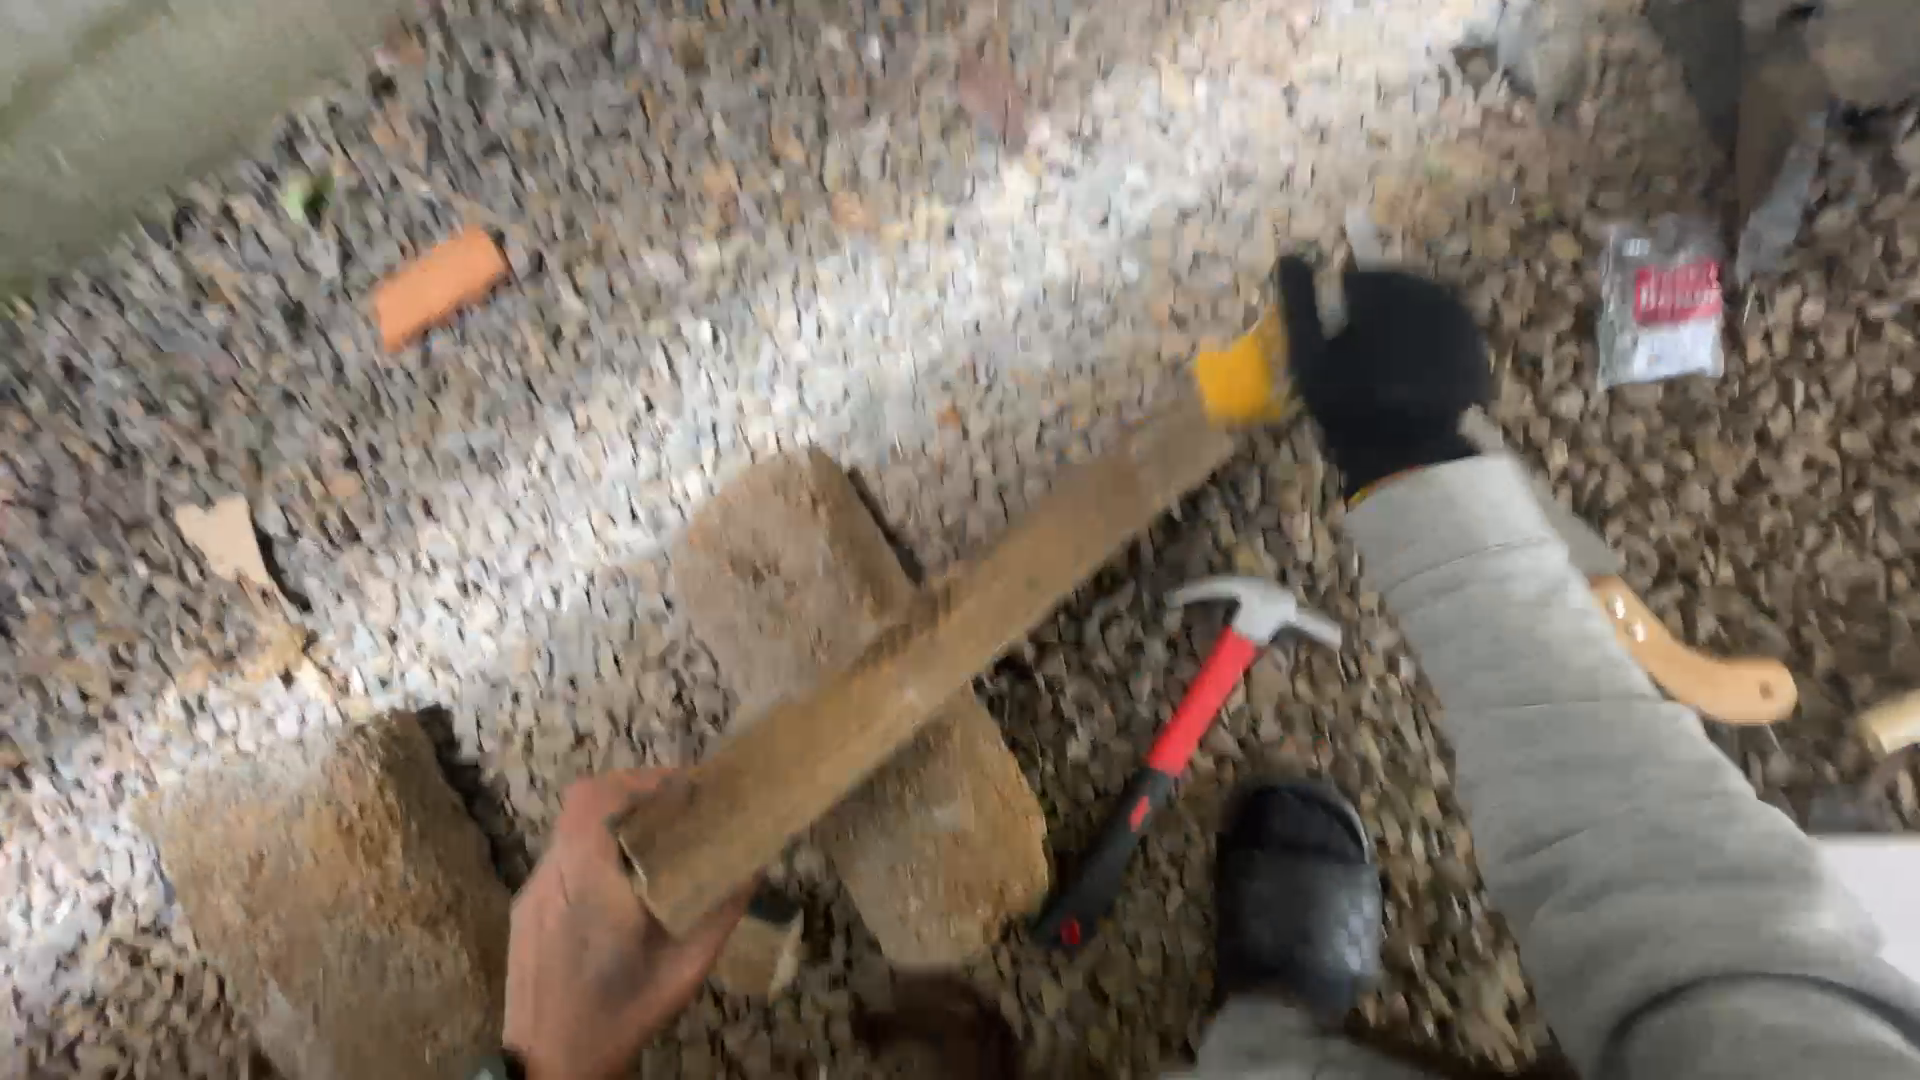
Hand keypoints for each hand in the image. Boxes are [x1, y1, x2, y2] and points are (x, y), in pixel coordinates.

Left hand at [504, 770, 749, 1079]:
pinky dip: (596, 844)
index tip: (683, 788)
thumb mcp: (686, 967)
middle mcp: (554, 876)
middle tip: (675, 805)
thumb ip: (722, 910)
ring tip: (655, 834)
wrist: (547, 1069)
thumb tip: (754, 864)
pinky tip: (622, 874)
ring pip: (571, 824)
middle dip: (633, 789)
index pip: (598, 801)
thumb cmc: (622, 1014)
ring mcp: (533, 890)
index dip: (641, 780)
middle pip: (583, 800)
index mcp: (591, 884)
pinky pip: (563, 852)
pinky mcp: (524, 907)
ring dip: (614, 815)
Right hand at [1275, 257, 1491, 495]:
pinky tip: (1405, 381)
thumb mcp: (1310, 354)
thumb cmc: (1349, 403)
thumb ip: (1300, 303)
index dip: (1338, 307)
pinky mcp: (1477, 348)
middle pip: (1392, 293)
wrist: (1408, 450)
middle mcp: (1432, 293)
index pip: (1358, 279)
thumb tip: (1288, 255)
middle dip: (1372, 315)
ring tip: (1378, 370)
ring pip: (1419, 313)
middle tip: (1352, 355)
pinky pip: (1442, 336)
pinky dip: (1422, 351)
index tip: (1330, 338)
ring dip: (1397, 331)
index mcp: (1391, 289)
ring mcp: (1462, 321)